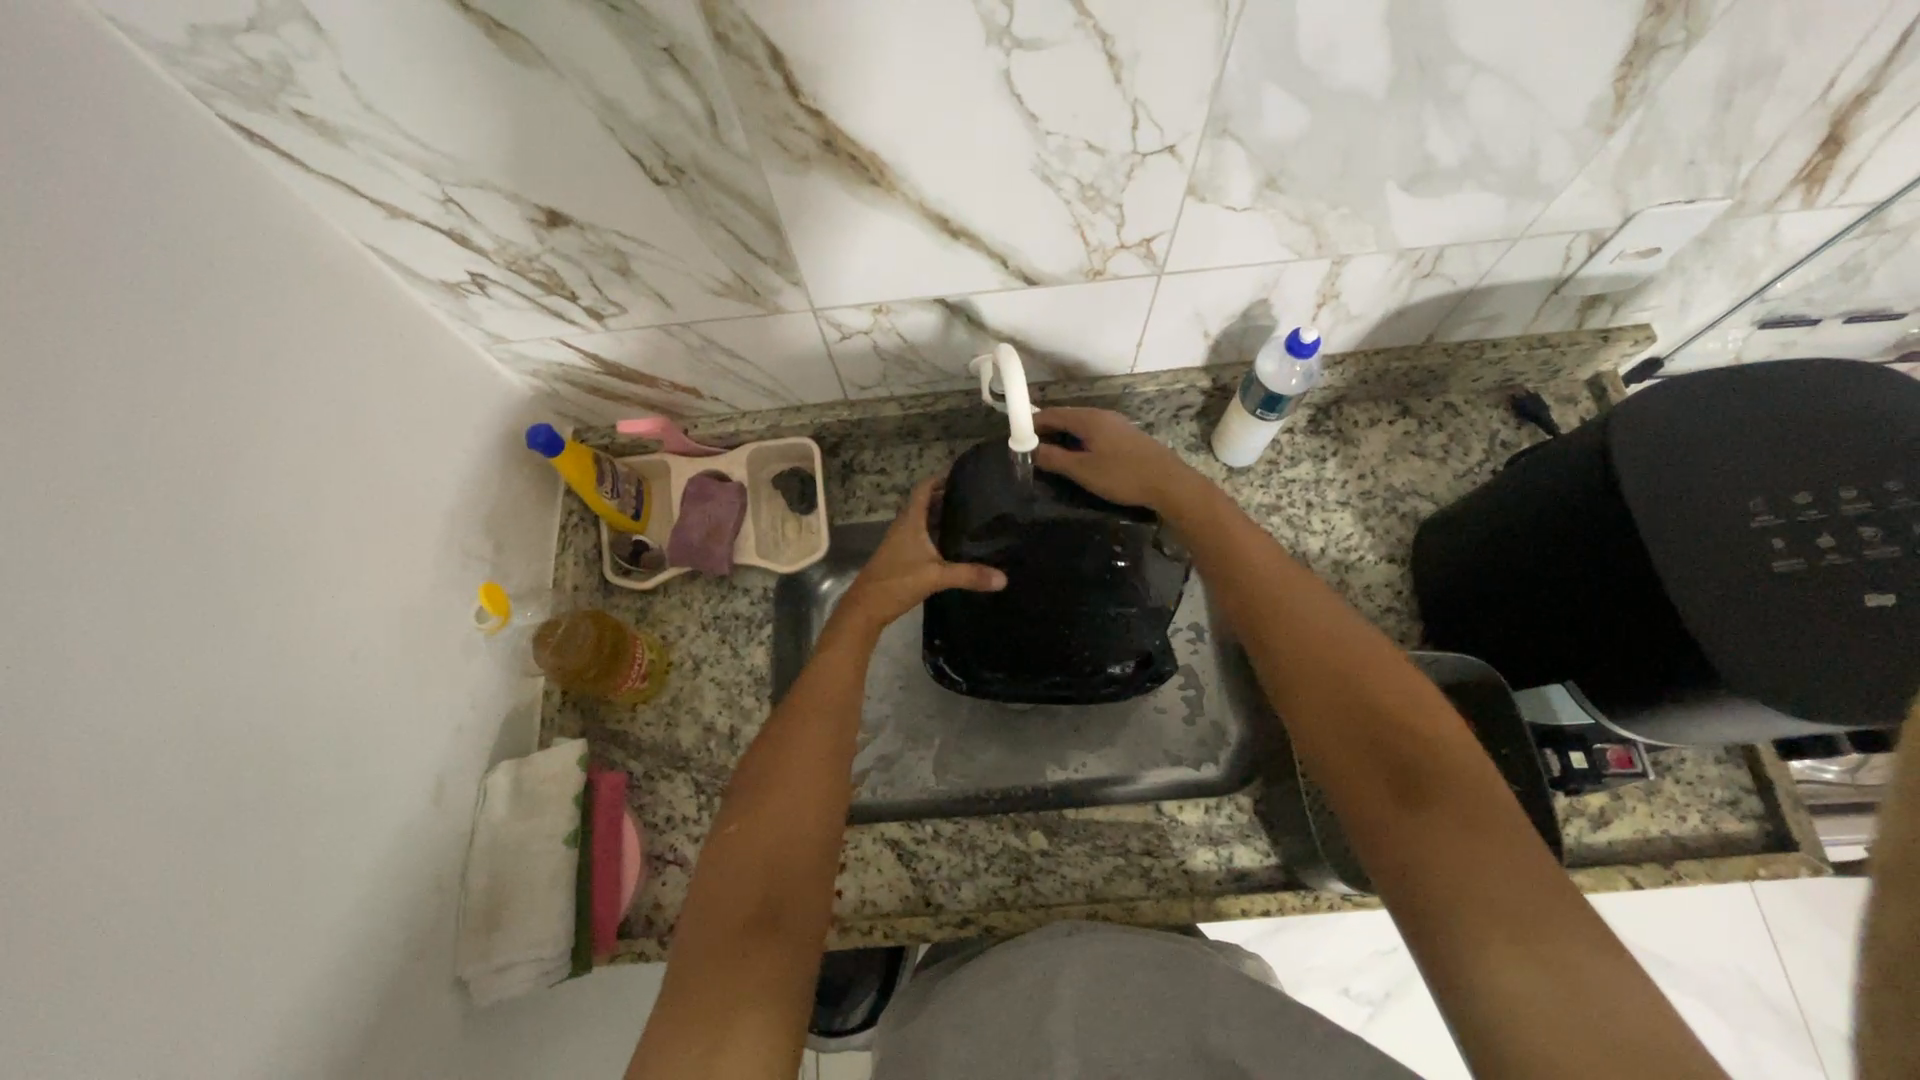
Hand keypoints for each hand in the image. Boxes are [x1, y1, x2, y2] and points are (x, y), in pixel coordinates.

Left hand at [828, 477, 1006, 641]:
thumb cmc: (897, 582)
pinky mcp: (902, 557)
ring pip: (924, 521)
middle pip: (926, 503)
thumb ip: (970, 575)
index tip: (963, 475)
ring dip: (942, 517)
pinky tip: (954, 545)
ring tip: (970, 518)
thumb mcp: (937, 576)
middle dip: (947, 498)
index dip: (940, 478)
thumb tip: (1003, 578)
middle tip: (975, 498)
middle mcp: (905, 526)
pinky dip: (937, 535)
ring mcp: (901, 542)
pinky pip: (922, 538)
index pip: (924, 488)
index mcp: (910, 521)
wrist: (866, 607)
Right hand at [1033, 407, 1196, 510]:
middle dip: (1047, 431)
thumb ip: (1054, 459)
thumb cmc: (1122, 476)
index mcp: (1088, 419)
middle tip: (1032, 451)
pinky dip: (1080, 442)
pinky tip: (1080, 459)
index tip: (1017, 439)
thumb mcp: (1083, 470)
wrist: (1169, 483)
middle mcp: (1102, 415)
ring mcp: (1117, 425)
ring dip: (1064, 438)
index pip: (1052, 413)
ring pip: (1081, 426)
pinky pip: (1094, 433)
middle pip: (1067, 418)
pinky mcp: (1126, 437)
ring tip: (1052, 457)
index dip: (1032, 424)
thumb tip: (1031, 450)